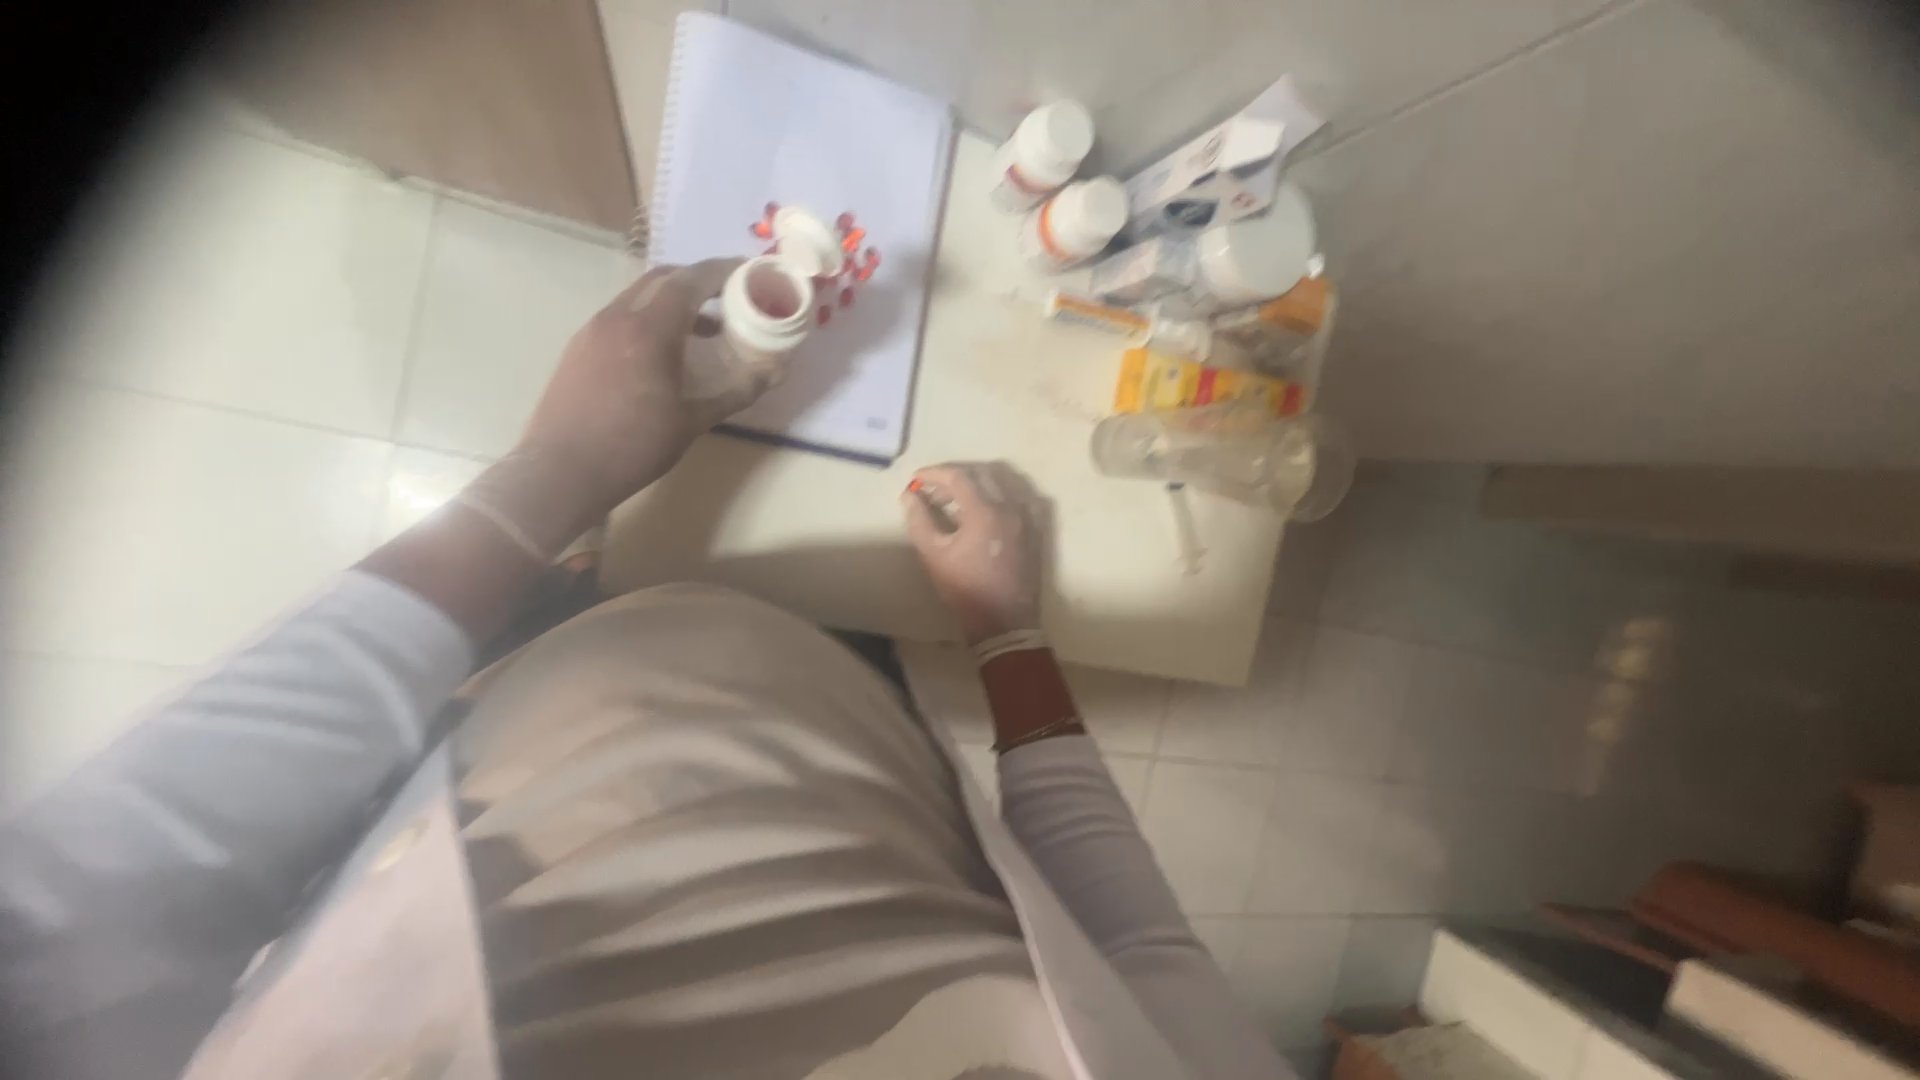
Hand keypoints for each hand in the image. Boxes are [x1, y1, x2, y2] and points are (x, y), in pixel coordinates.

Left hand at [515, 257, 781, 519]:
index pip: (690, 281)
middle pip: (662, 279)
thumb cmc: (634, 446)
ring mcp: (592, 331)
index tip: (746, 272)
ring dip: (672, 302)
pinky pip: (622, 318)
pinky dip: (650, 320)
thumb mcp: (694, 421)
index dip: (721, 271)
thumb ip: (736, 391)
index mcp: (648, 330)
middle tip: (727, 297)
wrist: (562, 472)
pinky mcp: (579, 349)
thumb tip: (773, 372)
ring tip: (702, 330)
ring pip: (639, 297)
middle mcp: (616, 318)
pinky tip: (663, 354)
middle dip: (697, 280)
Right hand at [902, 461, 1048, 643]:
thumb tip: (909, 495)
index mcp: (985, 511)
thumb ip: (919, 520)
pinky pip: (1021, 498)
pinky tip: (988, 507)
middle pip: (982, 473)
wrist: (1004, 622)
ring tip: (958, 497)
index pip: (959, 476)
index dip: (934, 473)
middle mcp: (1010, 507)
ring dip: (979, 482)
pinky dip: (1002, 494)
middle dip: (955, 475)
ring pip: (1004, 482)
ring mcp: (1027, 517)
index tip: (917, 479)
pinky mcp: (1036, 529)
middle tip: (934, 489)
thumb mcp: (934, 555)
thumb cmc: (966, 589)